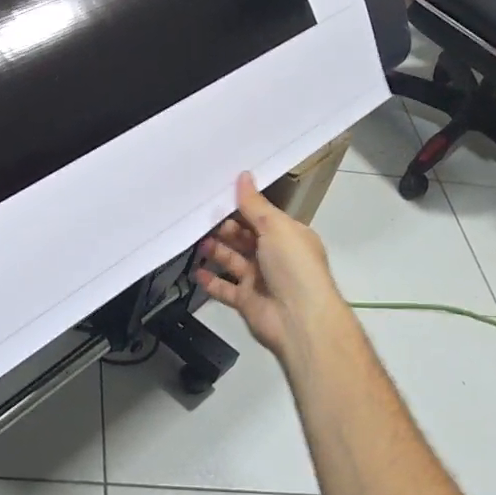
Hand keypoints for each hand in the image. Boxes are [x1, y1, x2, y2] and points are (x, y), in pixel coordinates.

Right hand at [195, 173, 349, 361]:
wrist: (298, 319)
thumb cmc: (293, 266)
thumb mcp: (275, 227)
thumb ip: (255, 204)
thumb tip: (243, 175)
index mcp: (288, 236)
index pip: (262, 217)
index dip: (242, 207)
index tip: (217, 197)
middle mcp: (275, 257)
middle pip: (245, 238)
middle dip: (225, 229)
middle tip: (202, 219)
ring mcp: (260, 280)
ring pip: (233, 261)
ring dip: (216, 251)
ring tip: (197, 241)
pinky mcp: (246, 301)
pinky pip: (224, 288)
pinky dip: (211, 281)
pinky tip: (197, 271)